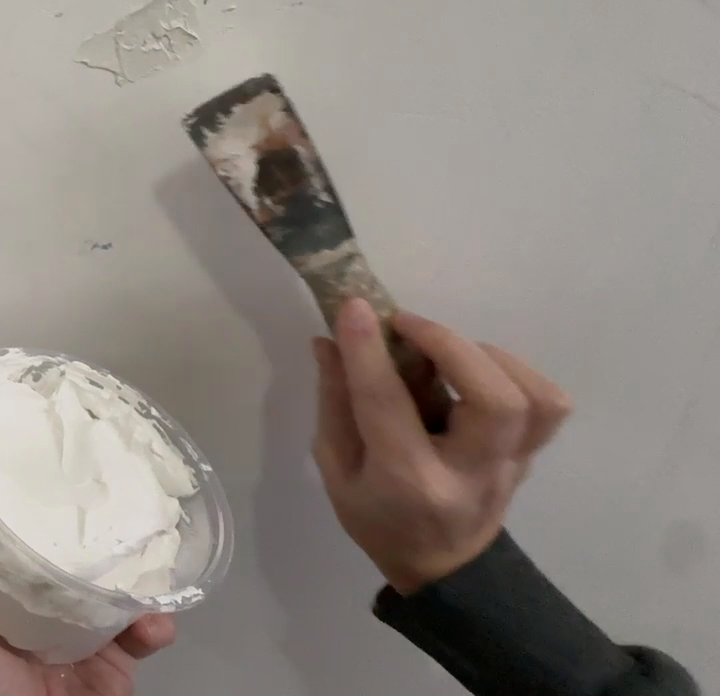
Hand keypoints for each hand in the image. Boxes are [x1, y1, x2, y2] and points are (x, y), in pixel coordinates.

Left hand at [0, 501, 174, 695]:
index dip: (2, 502)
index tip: (17, 466)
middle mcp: (32, 603)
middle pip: (54, 552)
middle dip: (75, 527)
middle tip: (93, 496)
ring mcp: (75, 629)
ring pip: (103, 583)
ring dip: (124, 569)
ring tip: (138, 550)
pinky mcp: (112, 661)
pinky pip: (139, 632)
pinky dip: (152, 622)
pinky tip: (155, 617)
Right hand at [312, 299, 571, 593]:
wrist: (444, 567)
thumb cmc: (373, 516)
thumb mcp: (333, 466)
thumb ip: (333, 402)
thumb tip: (330, 342)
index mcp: (408, 479)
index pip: (388, 404)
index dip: (369, 350)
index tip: (353, 308)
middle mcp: (471, 472)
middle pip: (495, 401)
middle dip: (449, 345)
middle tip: (403, 323)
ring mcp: (512, 466)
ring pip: (537, 399)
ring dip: (486, 357)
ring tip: (441, 345)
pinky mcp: (530, 455)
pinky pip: (545, 405)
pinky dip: (511, 371)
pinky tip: (468, 365)